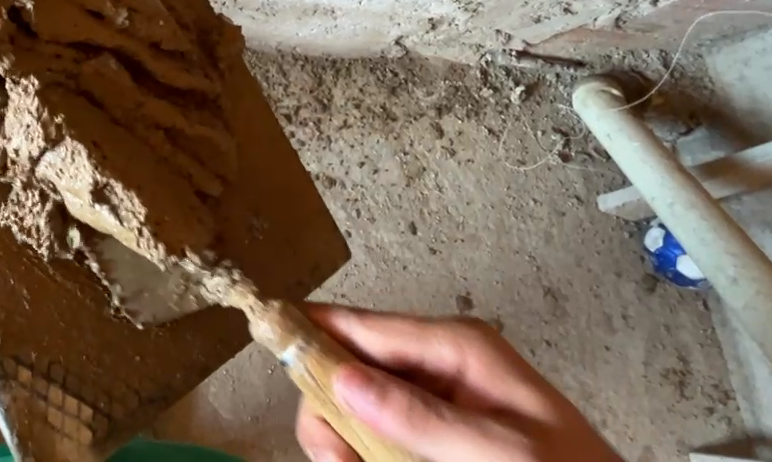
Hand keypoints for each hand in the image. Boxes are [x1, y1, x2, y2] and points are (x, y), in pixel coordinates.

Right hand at [294, 306, 622, 461]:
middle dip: (327, 406)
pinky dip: (363, 450)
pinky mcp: (433, 426)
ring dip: (342, 436)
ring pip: (355, 399)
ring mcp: (433, 393)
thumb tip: (344, 379)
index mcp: (453, 344)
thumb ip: (423, 419)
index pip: (359, 325)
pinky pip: (377, 427)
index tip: (269, 348)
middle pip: (349, 363)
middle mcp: (435, 358)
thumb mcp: (502, 456)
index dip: (310, 332)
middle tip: (332, 461)